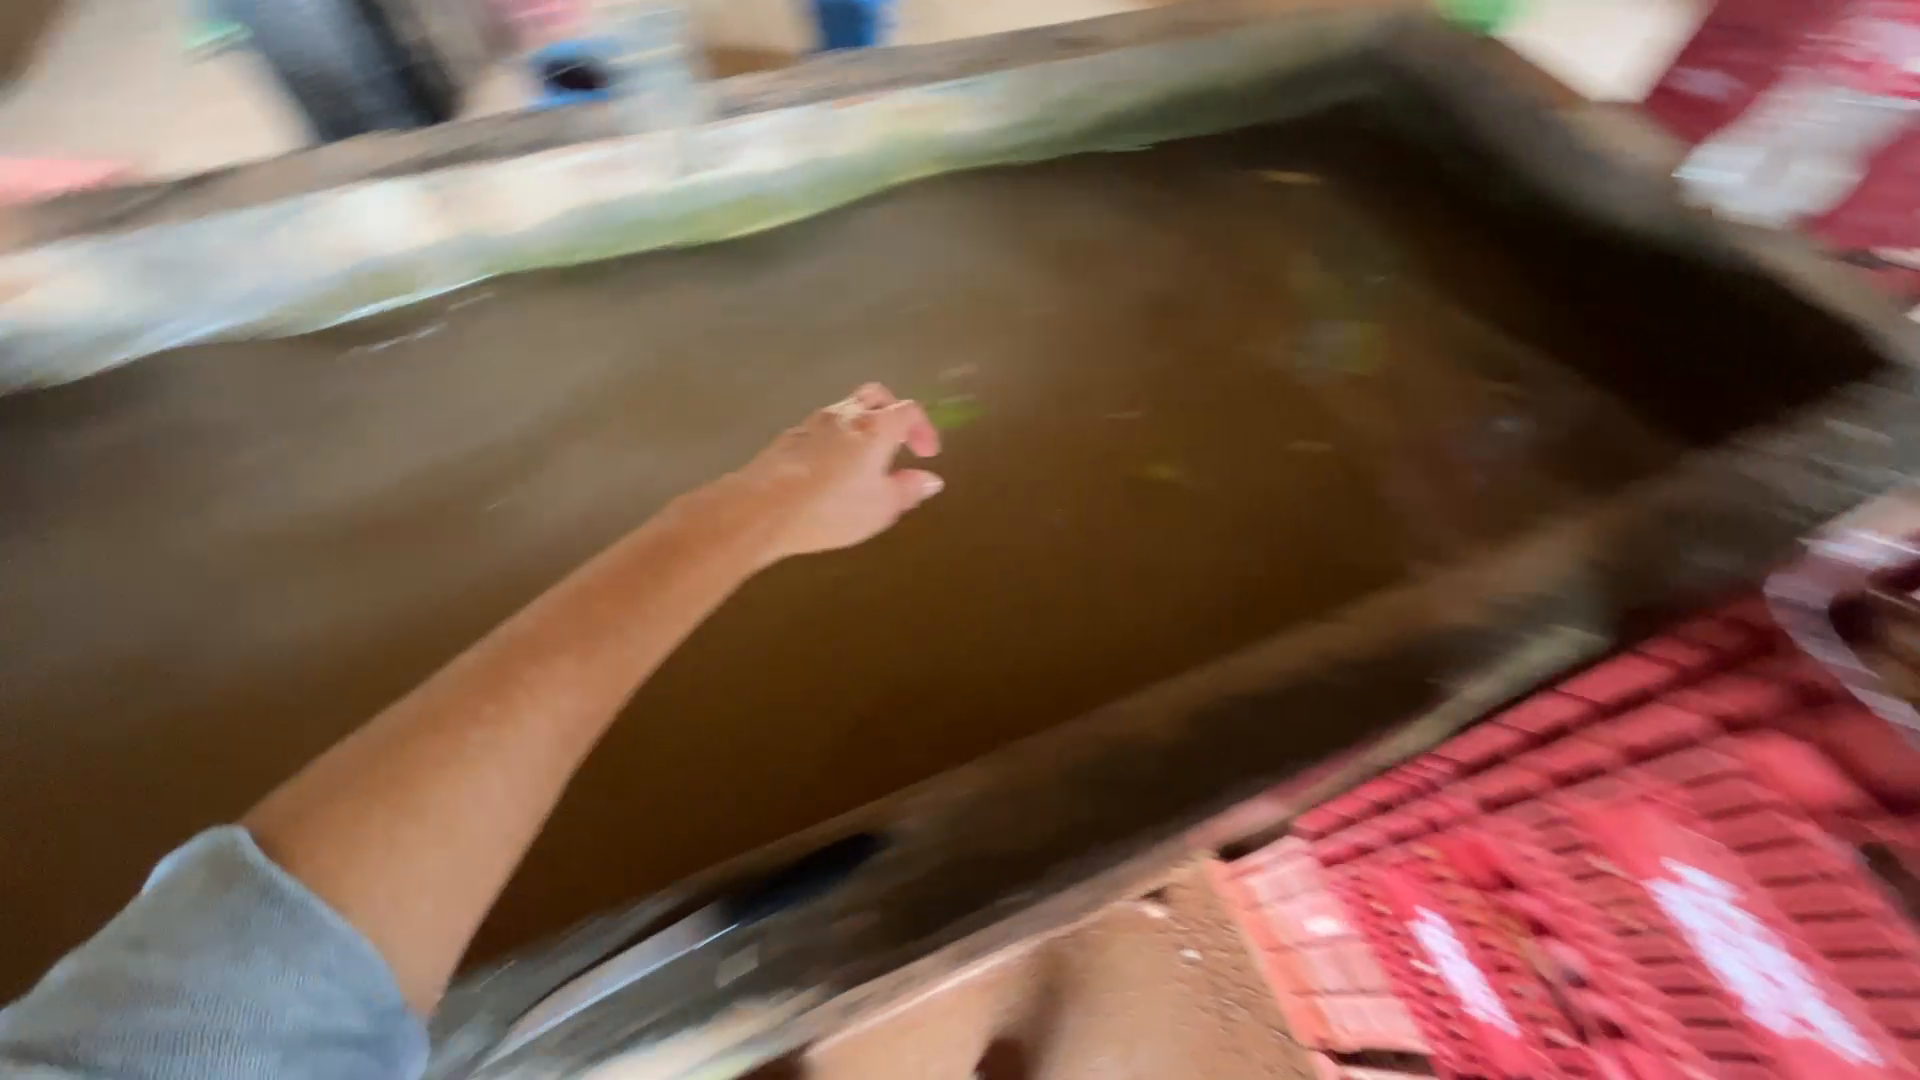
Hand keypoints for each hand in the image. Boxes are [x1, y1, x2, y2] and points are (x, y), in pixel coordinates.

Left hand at [724, 383, 942, 560]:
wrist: (761, 509)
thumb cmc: (832, 509)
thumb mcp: (881, 508)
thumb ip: (908, 490)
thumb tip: (930, 479)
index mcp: (875, 427)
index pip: (909, 411)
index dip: (924, 429)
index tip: (928, 454)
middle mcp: (846, 414)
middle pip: (876, 396)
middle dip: (893, 413)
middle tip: (898, 443)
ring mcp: (813, 423)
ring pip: (847, 410)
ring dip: (863, 427)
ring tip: (865, 462)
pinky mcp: (789, 437)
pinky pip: (822, 429)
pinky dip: (837, 441)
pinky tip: (832, 471)